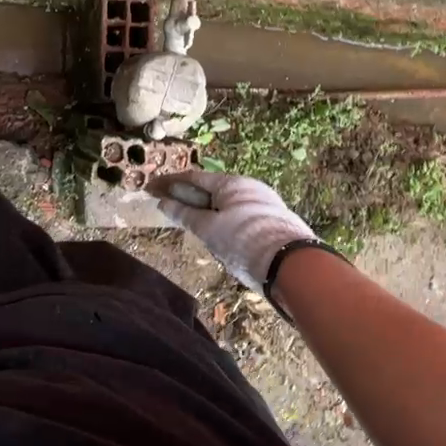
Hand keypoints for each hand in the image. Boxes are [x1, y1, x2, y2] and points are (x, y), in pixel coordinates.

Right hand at [148, 171, 315, 291]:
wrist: (295, 268)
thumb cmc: (244, 242)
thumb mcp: (208, 229)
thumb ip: (185, 214)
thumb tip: (163, 203)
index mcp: (232, 183)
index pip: (193, 178)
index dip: (169, 183)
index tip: (150, 190)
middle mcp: (250, 188)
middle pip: (211, 190)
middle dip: (188, 197)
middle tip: (168, 206)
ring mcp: (265, 206)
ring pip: (227, 204)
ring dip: (206, 211)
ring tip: (191, 223)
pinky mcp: (274, 224)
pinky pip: (240, 216)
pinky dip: (223, 221)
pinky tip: (218, 235)